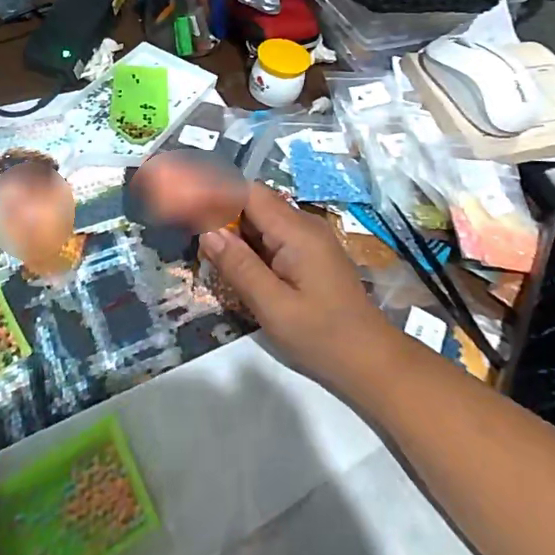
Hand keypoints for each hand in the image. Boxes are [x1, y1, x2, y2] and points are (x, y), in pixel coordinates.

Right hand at [201, 183, 394, 388]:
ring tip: (203, 242)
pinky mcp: (310, 254)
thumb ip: (239, 266)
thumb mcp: (274, 307)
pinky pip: (272, 235)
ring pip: (261, 218)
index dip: (214, 193)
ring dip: (232, 225)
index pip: (248, 193)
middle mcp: (304, 226)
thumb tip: (207, 232)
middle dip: (218, 208)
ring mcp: (310, 239)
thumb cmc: (323, 337)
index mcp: (296, 232)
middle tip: (185, 223)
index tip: (182, 200)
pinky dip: (248, 240)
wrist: (372, 361)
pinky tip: (231, 259)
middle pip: (253, 201)